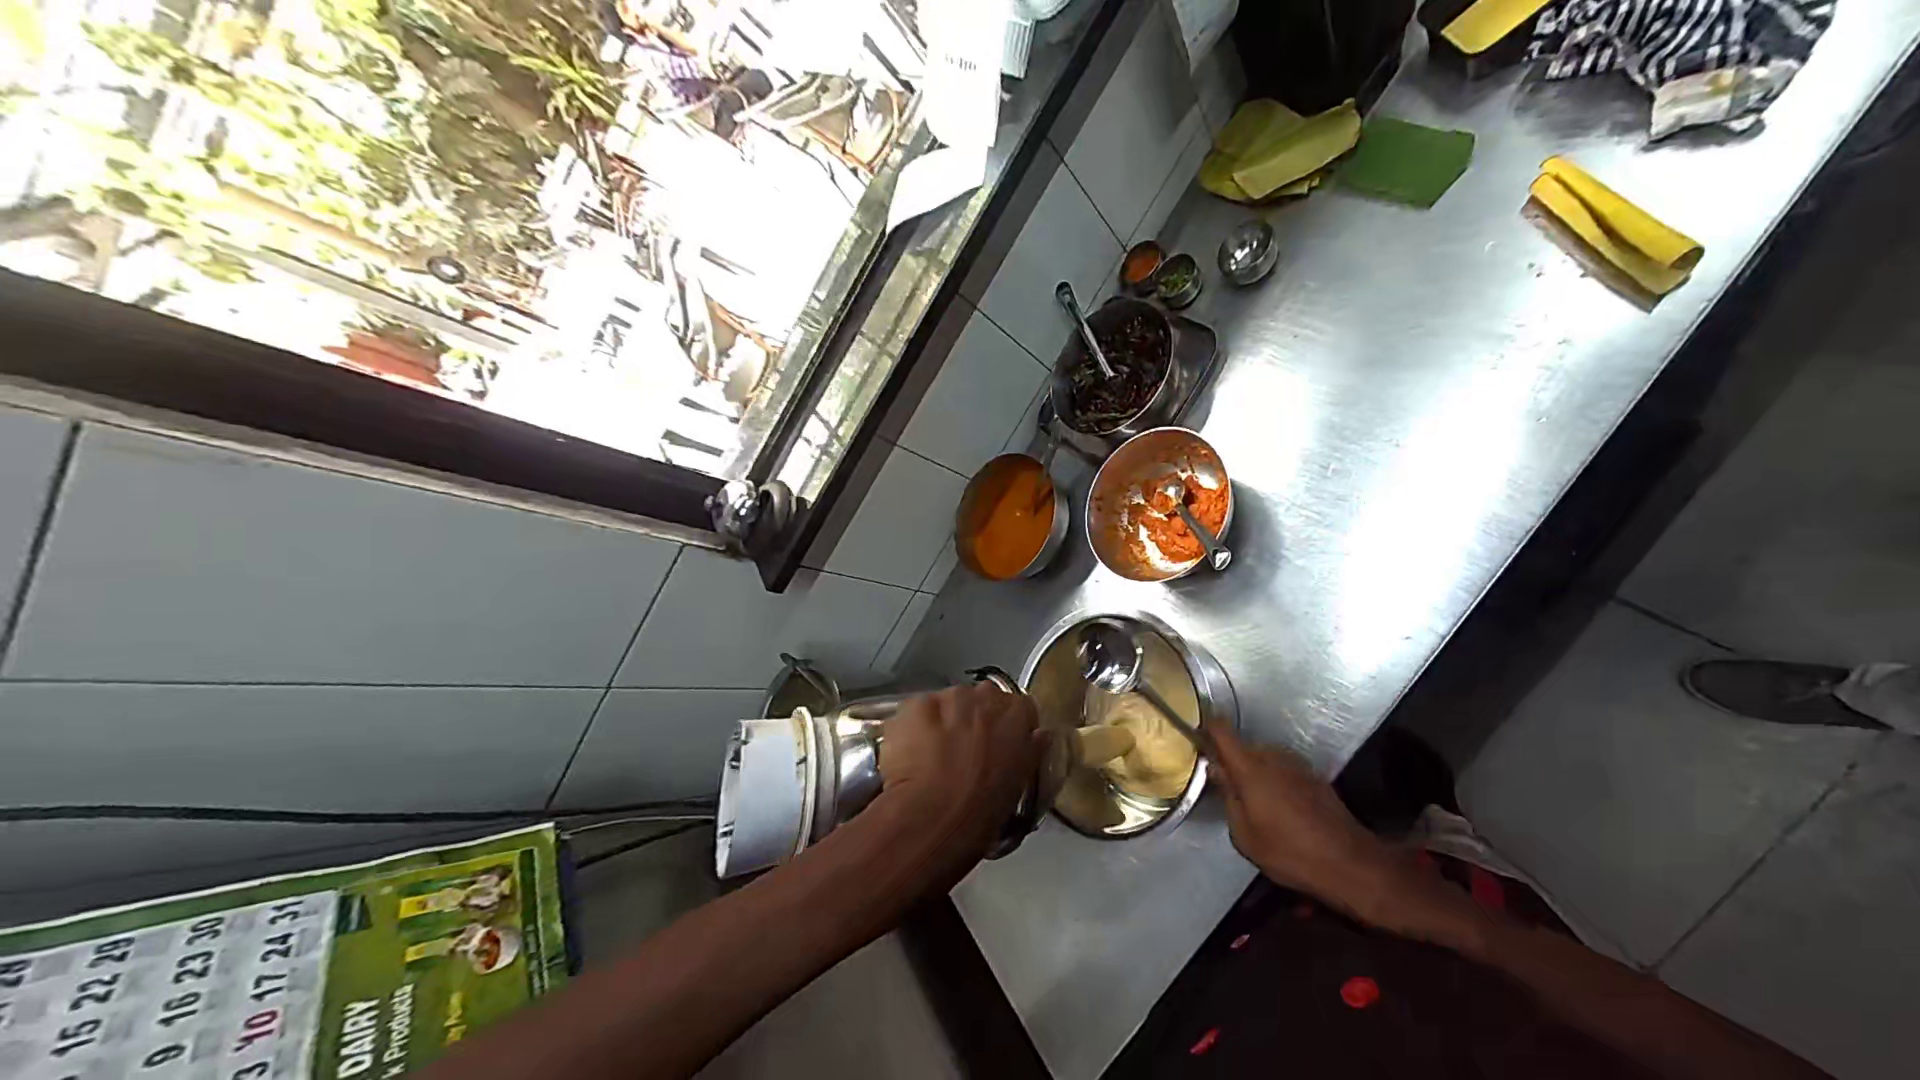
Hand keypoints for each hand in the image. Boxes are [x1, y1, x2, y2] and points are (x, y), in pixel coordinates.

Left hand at [876, 683, 1043, 872]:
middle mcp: (985, 695)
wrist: (935, 816)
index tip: (996, 746)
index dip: (1005, 728)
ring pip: (945, 704)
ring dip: (941, 723)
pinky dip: (912, 729)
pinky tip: (910, 756)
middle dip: (971, 721)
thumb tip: (1038, 737)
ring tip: (932, 758)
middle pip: (979, 701)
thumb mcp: (1021, 782)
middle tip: (962, 753)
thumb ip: (1030, 750)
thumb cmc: (983, 810)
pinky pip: (914, 712)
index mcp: (1018, 713)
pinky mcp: (914, 703)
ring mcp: (947, 697)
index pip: (1019, 708)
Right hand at [1209, 724, 1485, 944]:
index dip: (1207, 728)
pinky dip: (1274, 780)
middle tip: (1226, 788)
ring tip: (1254, 802)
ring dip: (1255, 771)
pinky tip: (1278, 808)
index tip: (1197, 737)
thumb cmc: (1290, 853)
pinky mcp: (1313, 776)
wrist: (1351, 865)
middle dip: (1231, 761)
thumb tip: (1218, 772)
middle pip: (1243, 747)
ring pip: (1264, 757)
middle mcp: (1273, 757)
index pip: (1222, 731)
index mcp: (1251, 768)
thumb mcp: (1244, 836)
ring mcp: (1296, 764)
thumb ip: (1228, 798)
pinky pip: (1282, 768)